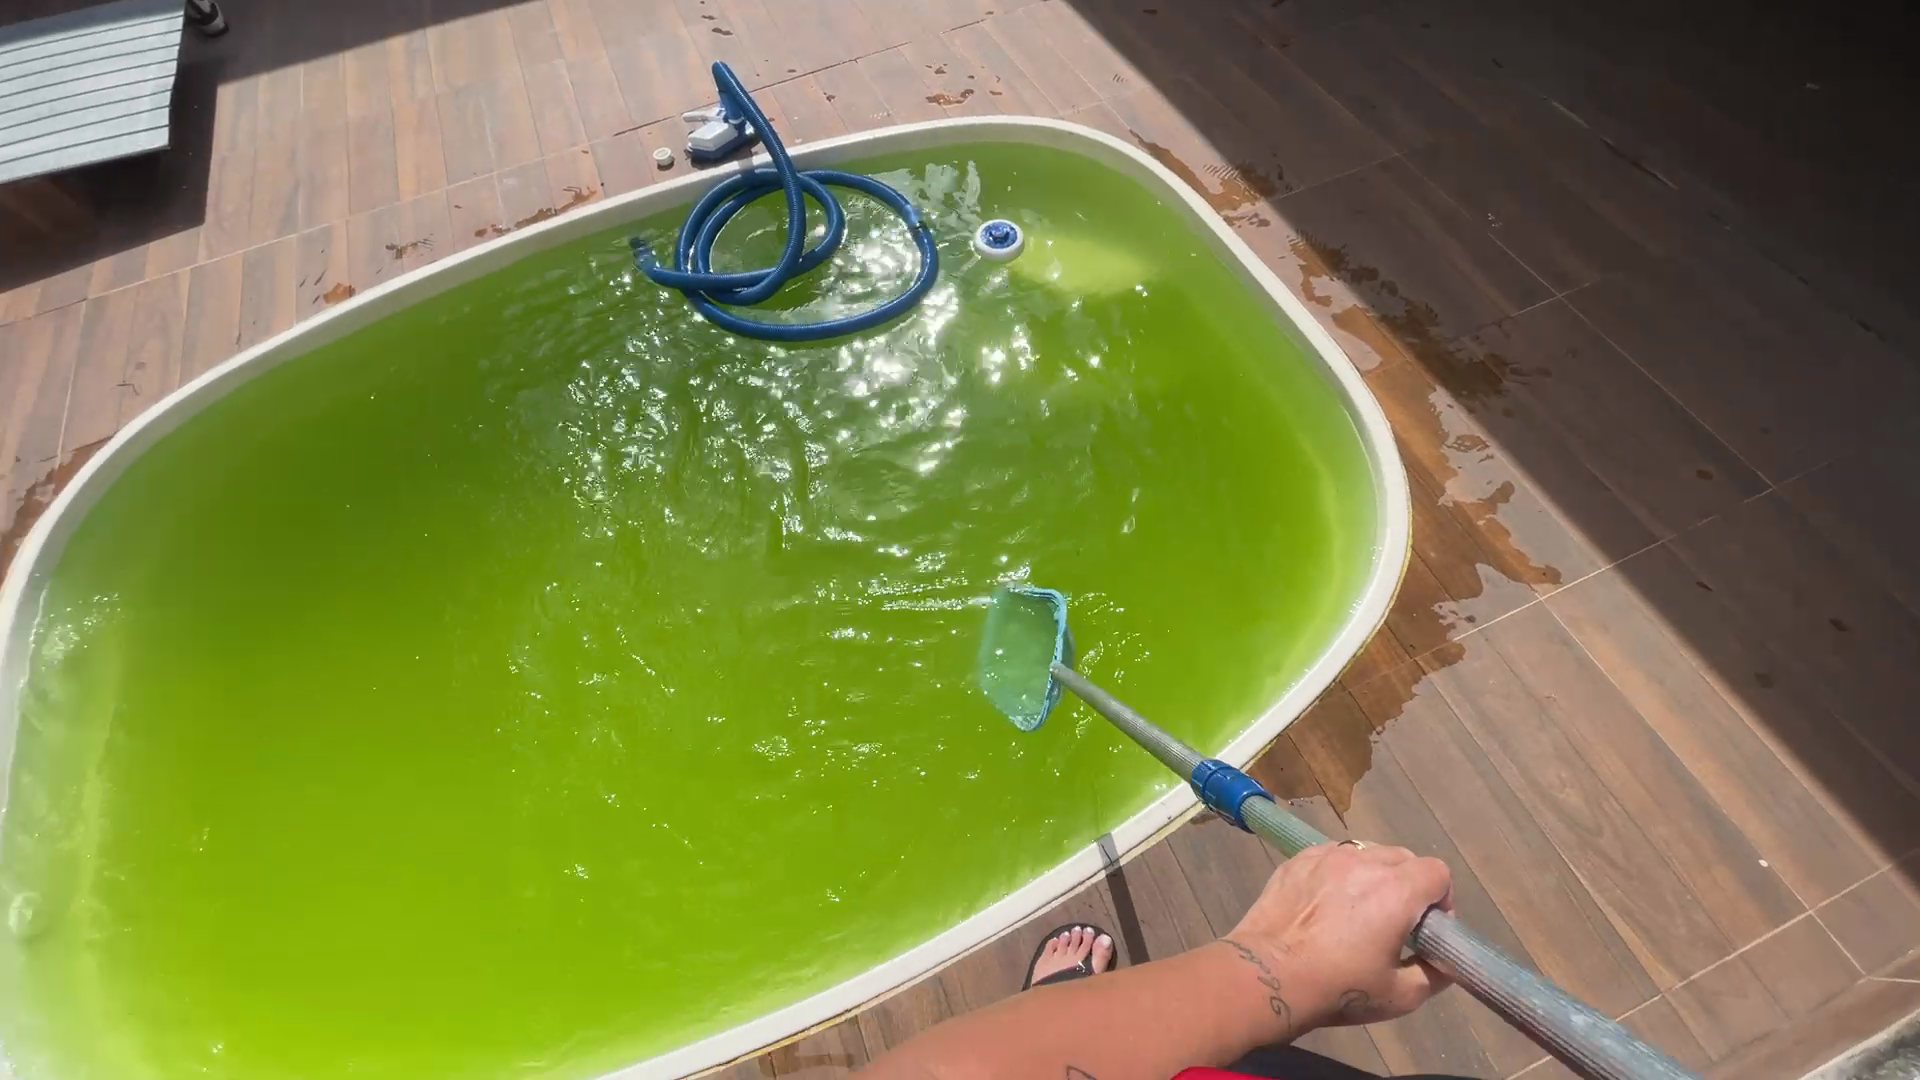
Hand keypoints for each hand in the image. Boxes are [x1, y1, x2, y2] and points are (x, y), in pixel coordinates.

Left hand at [1217, 842, 1452, 1037]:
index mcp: (1395, 891)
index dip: (1441, 897)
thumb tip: (1442, 960)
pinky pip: (1331, 854)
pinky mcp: (1297, 858)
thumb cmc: (1340, 986)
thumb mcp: (1402, 995)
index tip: (1429, 924)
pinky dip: (1340, 870)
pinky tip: (1329, 899)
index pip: (1436, 871)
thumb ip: (1434, 973)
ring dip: (1374, 872)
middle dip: (1410, 882)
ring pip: (1365, 851)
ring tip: (1361, 906)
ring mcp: (1325, 856)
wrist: (1271, 970)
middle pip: (1402, 856)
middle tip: (1399, 917)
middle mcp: (1361, 862)